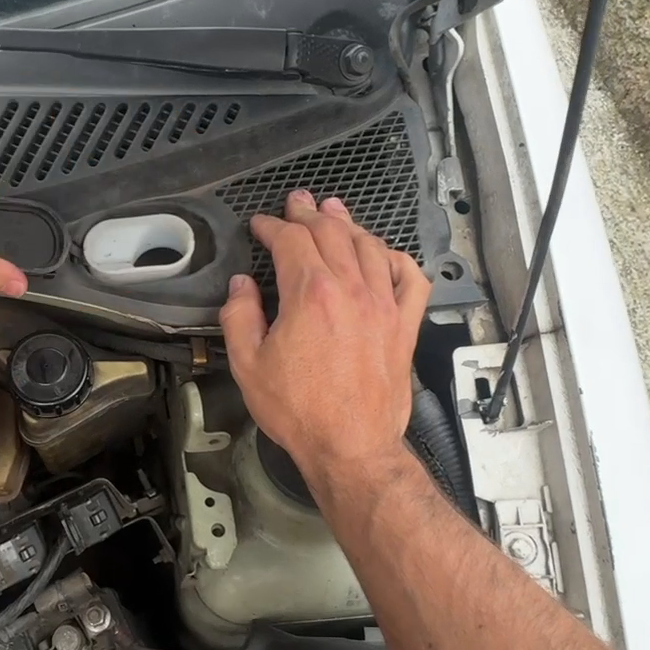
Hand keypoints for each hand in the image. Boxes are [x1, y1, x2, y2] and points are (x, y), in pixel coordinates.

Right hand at [220, 189, 430, 481]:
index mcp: (311, 295)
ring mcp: (384, 305)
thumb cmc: (300, 411)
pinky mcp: (403, 325)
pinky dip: (396, 258)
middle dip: (309, 213)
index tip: (260, 225)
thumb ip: (240, 317)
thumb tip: (241, 288)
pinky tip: (385, 254)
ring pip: (369, 246)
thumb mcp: (248, 365)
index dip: (272, 226)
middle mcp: (352, 290)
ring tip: (335, 212)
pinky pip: (410, 277)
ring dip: (348, 224)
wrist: (350, 446)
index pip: (291, 241)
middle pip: (331, 233)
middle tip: (297, 203)